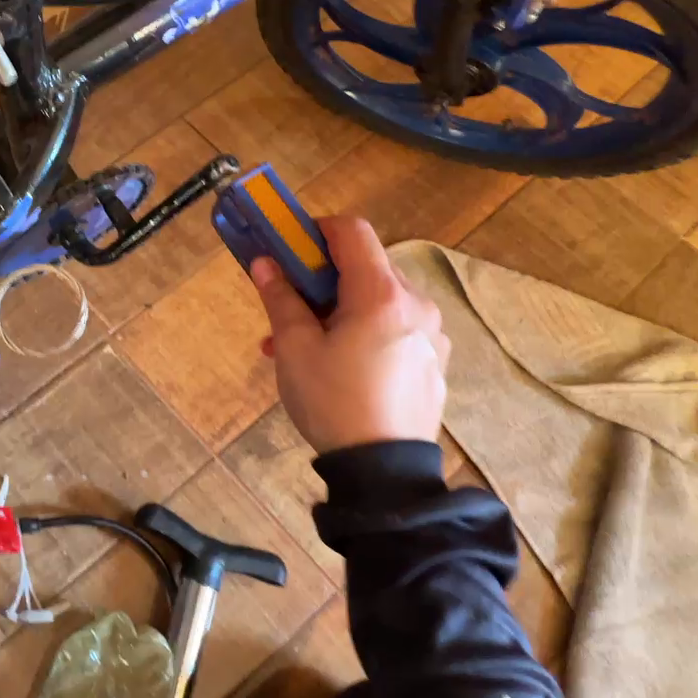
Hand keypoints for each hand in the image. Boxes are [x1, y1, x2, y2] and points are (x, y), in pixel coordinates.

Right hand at [250, 216, 449, 452]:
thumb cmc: (333, 401)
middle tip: (287, 310)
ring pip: (377, 302)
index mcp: (381, 294)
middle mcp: (415, 304)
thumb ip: (281, 299)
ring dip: (337, 311)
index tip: (288, 246)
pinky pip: (393, 329)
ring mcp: (431, 333)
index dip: (316, 229)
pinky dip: (362, 332)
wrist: (384, 469)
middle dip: (320, 281)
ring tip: (305, 348)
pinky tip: (338, 366)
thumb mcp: (294, 349)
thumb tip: (264, 263)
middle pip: (364, 268)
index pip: (353, 232)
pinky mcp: (434, 361)